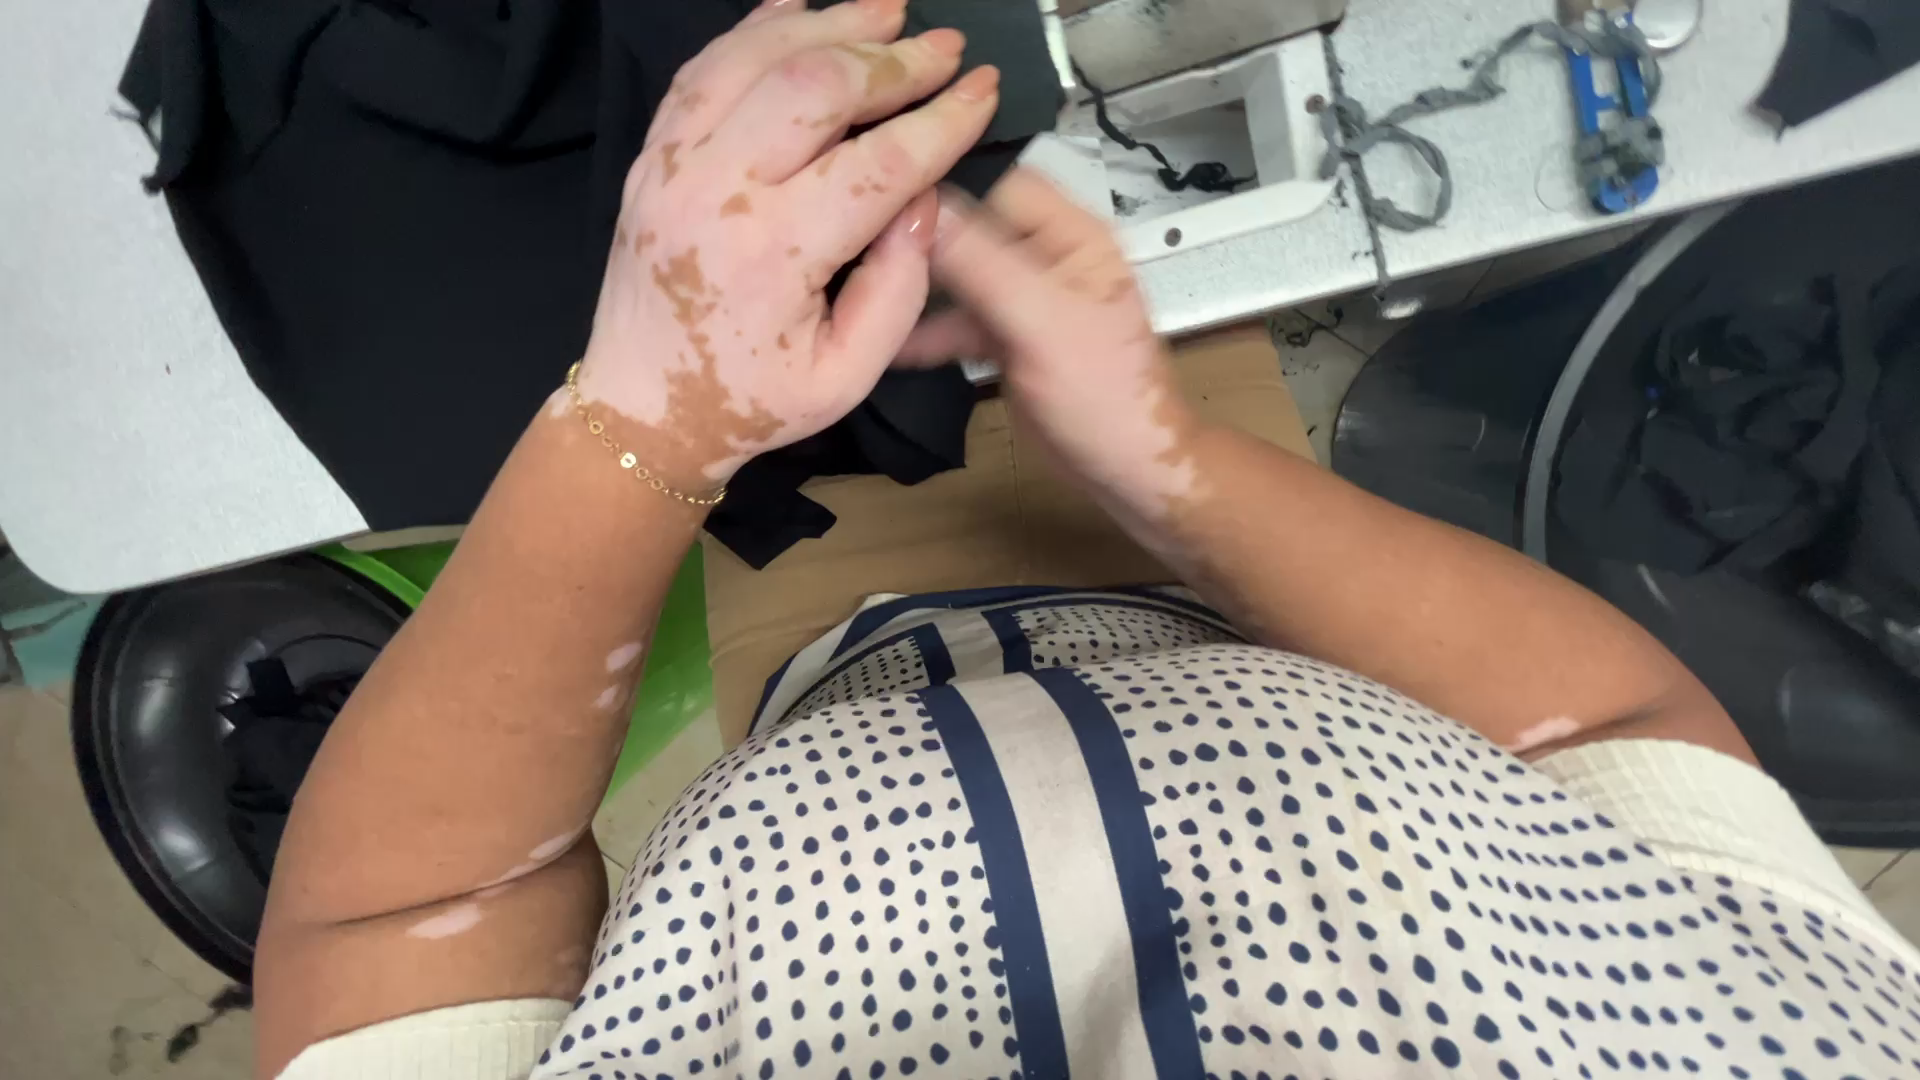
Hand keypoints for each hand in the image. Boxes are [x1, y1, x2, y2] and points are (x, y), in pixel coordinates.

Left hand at [576, 0, 1000, 494]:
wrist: (648, 407)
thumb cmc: (754, 402)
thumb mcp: (847, 376)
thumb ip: (897, 291)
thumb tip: (924, 201)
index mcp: (774, 254)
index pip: (878, 164)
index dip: (941, 122)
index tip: (982, 93)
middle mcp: (716, 191)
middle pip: (817, 88)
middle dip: (895, 61)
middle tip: (946, 51)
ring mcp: (672, 164)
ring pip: (759, 57)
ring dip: (832, 24)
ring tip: (890, 11)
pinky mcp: (652, 157)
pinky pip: (704, 67)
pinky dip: (758, 29)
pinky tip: (802, 9)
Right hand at [899, 169, 1202, 516]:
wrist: (1120, 466)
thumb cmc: (1104, 395)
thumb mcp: (1042, 322)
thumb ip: (983, 265)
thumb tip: (926, 212)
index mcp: (1072, 236)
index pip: (1003, 184)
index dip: (954, 190)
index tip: (898, 208)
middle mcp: (1047, 259)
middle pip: (974, 230)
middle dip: (928, 242)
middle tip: (871, 250)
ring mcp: (1025, 300)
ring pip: (961, 279)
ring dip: (922, 292)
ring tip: (873, 298)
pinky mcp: (1008, 339)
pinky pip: (961, 324)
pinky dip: (930, 334)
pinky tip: (893, 343)